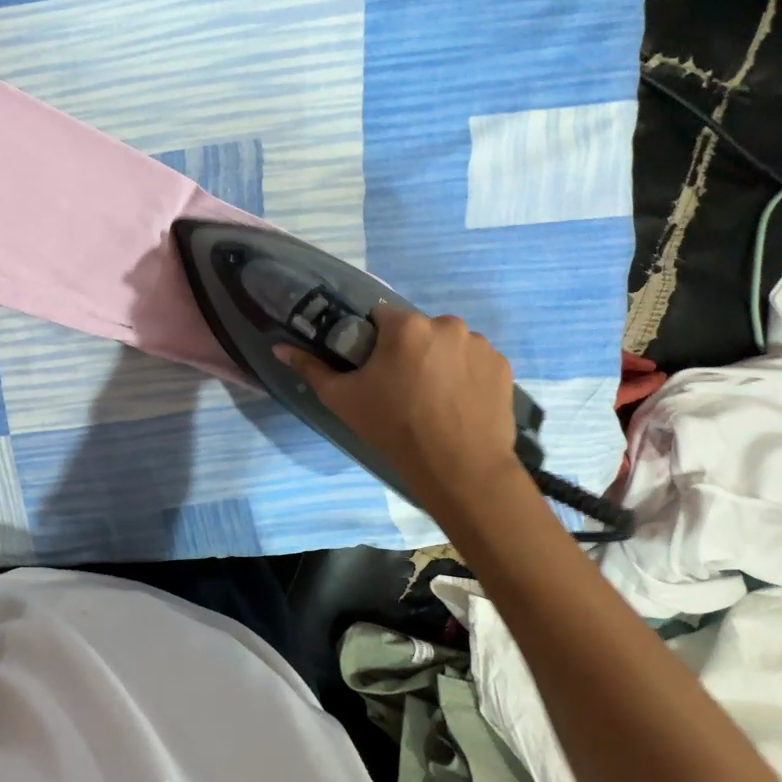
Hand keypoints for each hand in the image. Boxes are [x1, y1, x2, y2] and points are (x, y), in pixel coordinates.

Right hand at [275, 304, 527, 516]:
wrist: (459, 466)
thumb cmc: (393, 425)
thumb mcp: (341, 397)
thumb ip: (311, 367)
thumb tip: (279, 348)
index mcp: (406, 326)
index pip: (380, 315)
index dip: (371, 339)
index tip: (370, 365)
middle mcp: (447, 325)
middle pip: (417, 328)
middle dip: (407, 348)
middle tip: (399, 384)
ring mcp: (480, 345)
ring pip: (447, 343)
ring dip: (437, 359)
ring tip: (431, 396)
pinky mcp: (503, 366)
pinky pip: (474, 360)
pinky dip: (464, 374)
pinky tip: (456, 401)